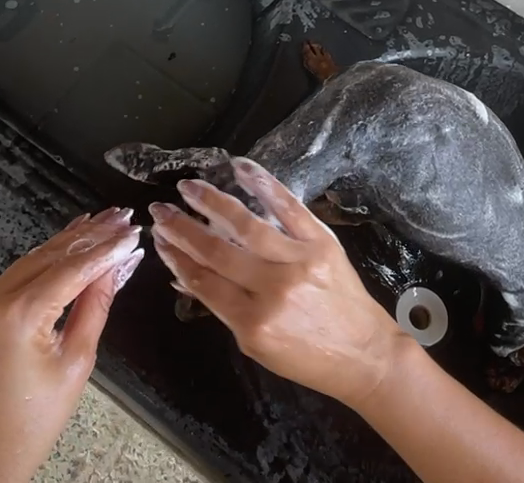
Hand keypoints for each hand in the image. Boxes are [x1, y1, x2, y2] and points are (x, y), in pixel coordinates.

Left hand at [0, 208, 143, 482]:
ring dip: (69, 242)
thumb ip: (96, 306)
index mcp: (19, 314)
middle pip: (52, 254)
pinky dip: (46, 259)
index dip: (107, 247)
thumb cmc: (31, 424)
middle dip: (90, 235)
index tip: (134, 230)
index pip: (73, 267)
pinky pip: (17, 275)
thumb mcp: (76, 363)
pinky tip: (68, 245)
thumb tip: (115, 265)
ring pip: (33, 259)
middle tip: (123, 216)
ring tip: (103, 222)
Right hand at [149, 158, 412, 410]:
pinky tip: (240, 168)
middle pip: (218, 251)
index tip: (158, 237)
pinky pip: (288, 206)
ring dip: (212, 202)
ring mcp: (300, 261)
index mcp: (253, 323)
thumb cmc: (307, 356)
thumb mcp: (256, 345)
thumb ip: (222, 307)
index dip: (177, 257)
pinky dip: (263, 184)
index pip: (204, 282)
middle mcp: (274, 289)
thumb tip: (184, 274)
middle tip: (159, 210)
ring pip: (247, 225)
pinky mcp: (322, 241)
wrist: (365, 353)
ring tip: (188, 187)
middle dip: (183, 228)